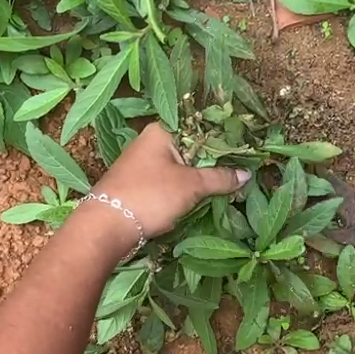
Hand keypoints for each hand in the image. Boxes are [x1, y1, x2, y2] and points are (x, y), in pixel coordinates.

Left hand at [81, 124, 247, 240]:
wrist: (106, 227)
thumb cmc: (149, 196)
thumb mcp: (191, 185)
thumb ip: (220, 177)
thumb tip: (246, 174)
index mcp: (162, 131)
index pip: (201, 126)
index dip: (225, 137)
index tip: (248, 148)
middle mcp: (152, 142)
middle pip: (193, 146)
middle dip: (216, 160)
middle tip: (244, 169)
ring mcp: (145, 164)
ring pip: (183, 166)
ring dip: (203, 176)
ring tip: (231, 183)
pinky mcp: (142, 185)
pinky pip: (173, 181)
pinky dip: (188, 188)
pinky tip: (205, 196)